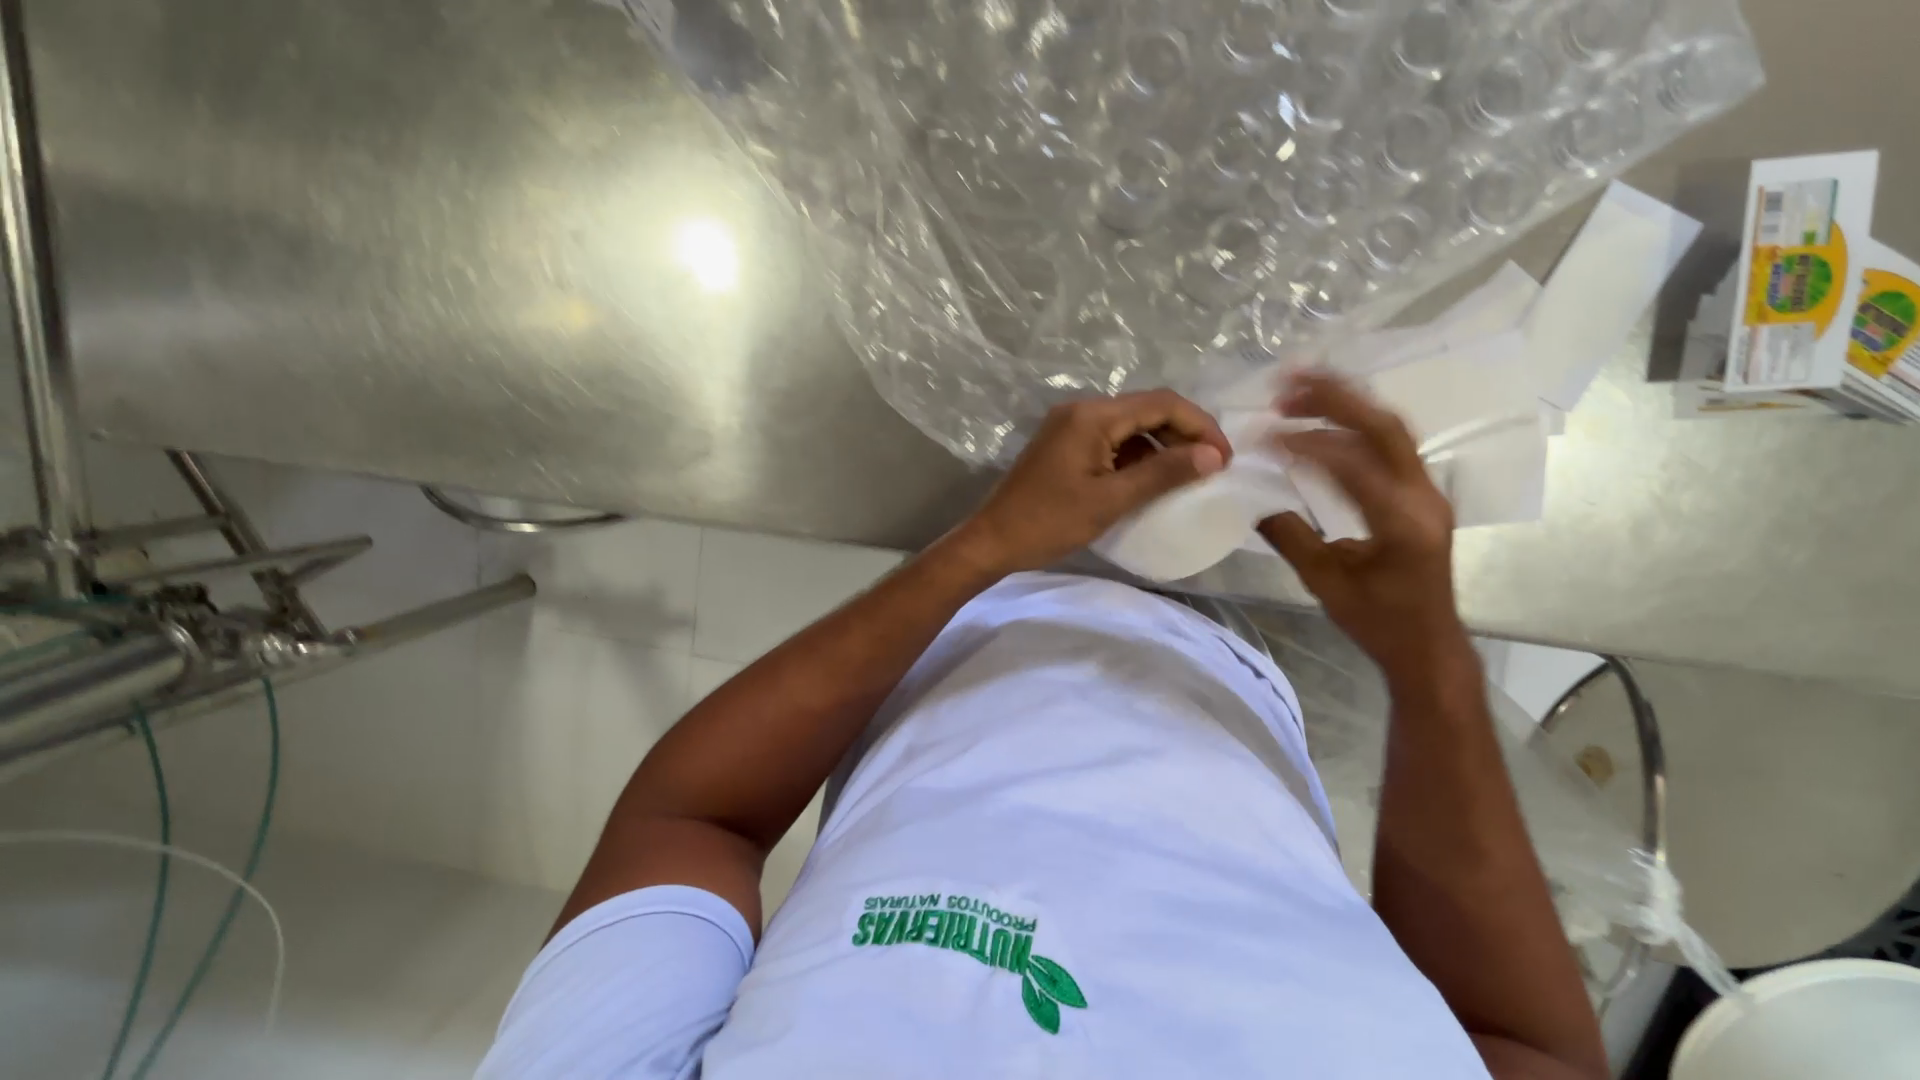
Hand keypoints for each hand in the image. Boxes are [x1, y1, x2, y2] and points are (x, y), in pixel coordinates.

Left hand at [953, 389, 1230, 576]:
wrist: (993, 541)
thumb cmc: (1049, 522)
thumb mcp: (1111, 500)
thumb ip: (1163, 474)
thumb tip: (1212, 456)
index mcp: (1092, 416)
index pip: (1161, 403)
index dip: (1199, 426)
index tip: (1224, 458)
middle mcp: (1082, 410)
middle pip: (1147, 410)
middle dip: (1184, 434)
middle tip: (1212, 468)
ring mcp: (1070, 427)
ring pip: (1131, 426)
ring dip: (1162, 446)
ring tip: (1189, 475)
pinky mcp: (1065, 445)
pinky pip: (1112, 441)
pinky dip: (1137, 456)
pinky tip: (1153, 480)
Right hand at [1256, 372, 1468, 682]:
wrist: (1428, 645)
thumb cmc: (1378, 621)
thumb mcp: (1325, 582)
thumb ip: (1290, 537)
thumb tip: (1253, 501)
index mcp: (1402, 521)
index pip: (1354, 464)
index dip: (1307, 443)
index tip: (1266, 436)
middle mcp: (1423, 496)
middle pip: (1383, 427)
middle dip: (1334, 399)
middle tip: (1285, 387)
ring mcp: (1428, 492)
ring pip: (1391, 430)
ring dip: (1347, 405)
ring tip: (1300, 392)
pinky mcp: (1422, 495)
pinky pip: (1392, 446)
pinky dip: (1356, 426)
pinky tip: (1326, 422)